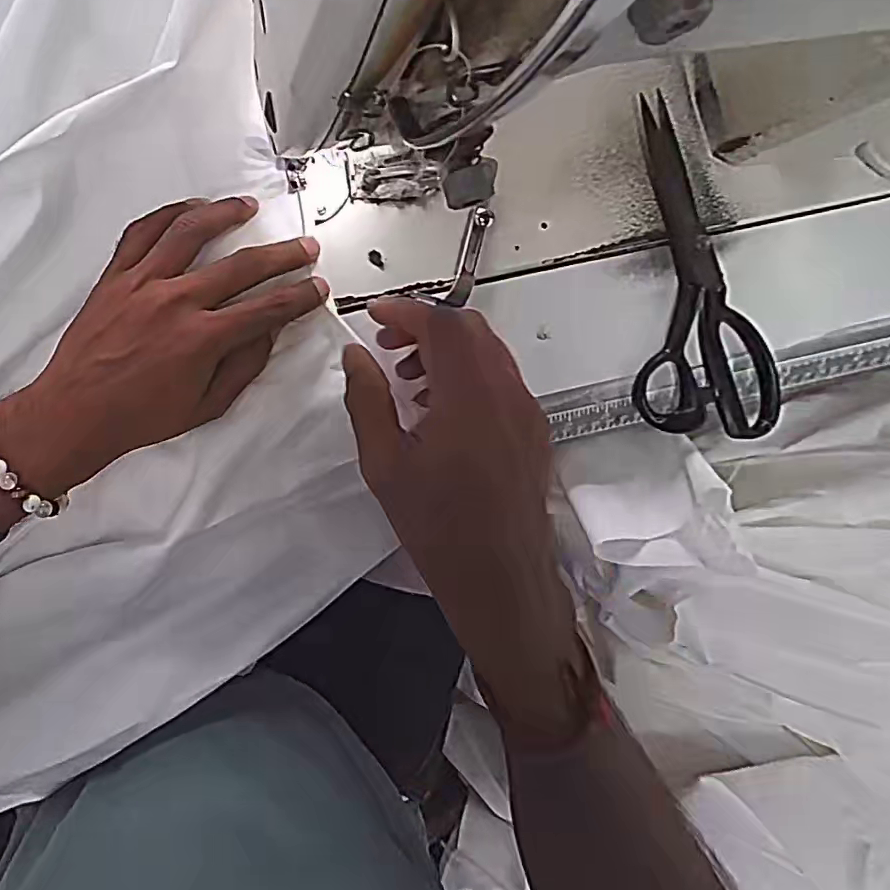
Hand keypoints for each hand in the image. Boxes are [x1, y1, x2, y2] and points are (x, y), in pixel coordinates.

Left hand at [0, 196, 326, 528]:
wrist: (75, 412)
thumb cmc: (133, 415)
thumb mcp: (204, 406)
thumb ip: (242, 368)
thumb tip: (266, 335)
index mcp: (201, 339)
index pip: (266, 308)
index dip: (298, 296)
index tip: (313, 288)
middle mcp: (174, 303)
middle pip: (242, 265)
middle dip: (282, 254)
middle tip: (300, 248)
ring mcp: (142, 284)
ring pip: (191, 232)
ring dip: (225, 214)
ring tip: (246, 207)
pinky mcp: (115, 278)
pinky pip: (142, 232)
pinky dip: (167, 215)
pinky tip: (186, 210)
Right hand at [341, 297, 588, 743]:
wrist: (500, 579)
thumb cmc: (439, 527)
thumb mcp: (384, 463)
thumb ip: (367, 400)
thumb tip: (355, 358)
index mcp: (469, 398)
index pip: (442, 325)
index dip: (404, 311)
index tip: (375, 315)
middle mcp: (508, 396)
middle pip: (470, 330)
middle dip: (424, 326)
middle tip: (388, 344)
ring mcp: (527, 412)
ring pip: (488, 352)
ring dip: (446, 350)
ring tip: (408, 378)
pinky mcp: (533, 430)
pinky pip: (500, 379)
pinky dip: (467, 374)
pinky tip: (437, 407)